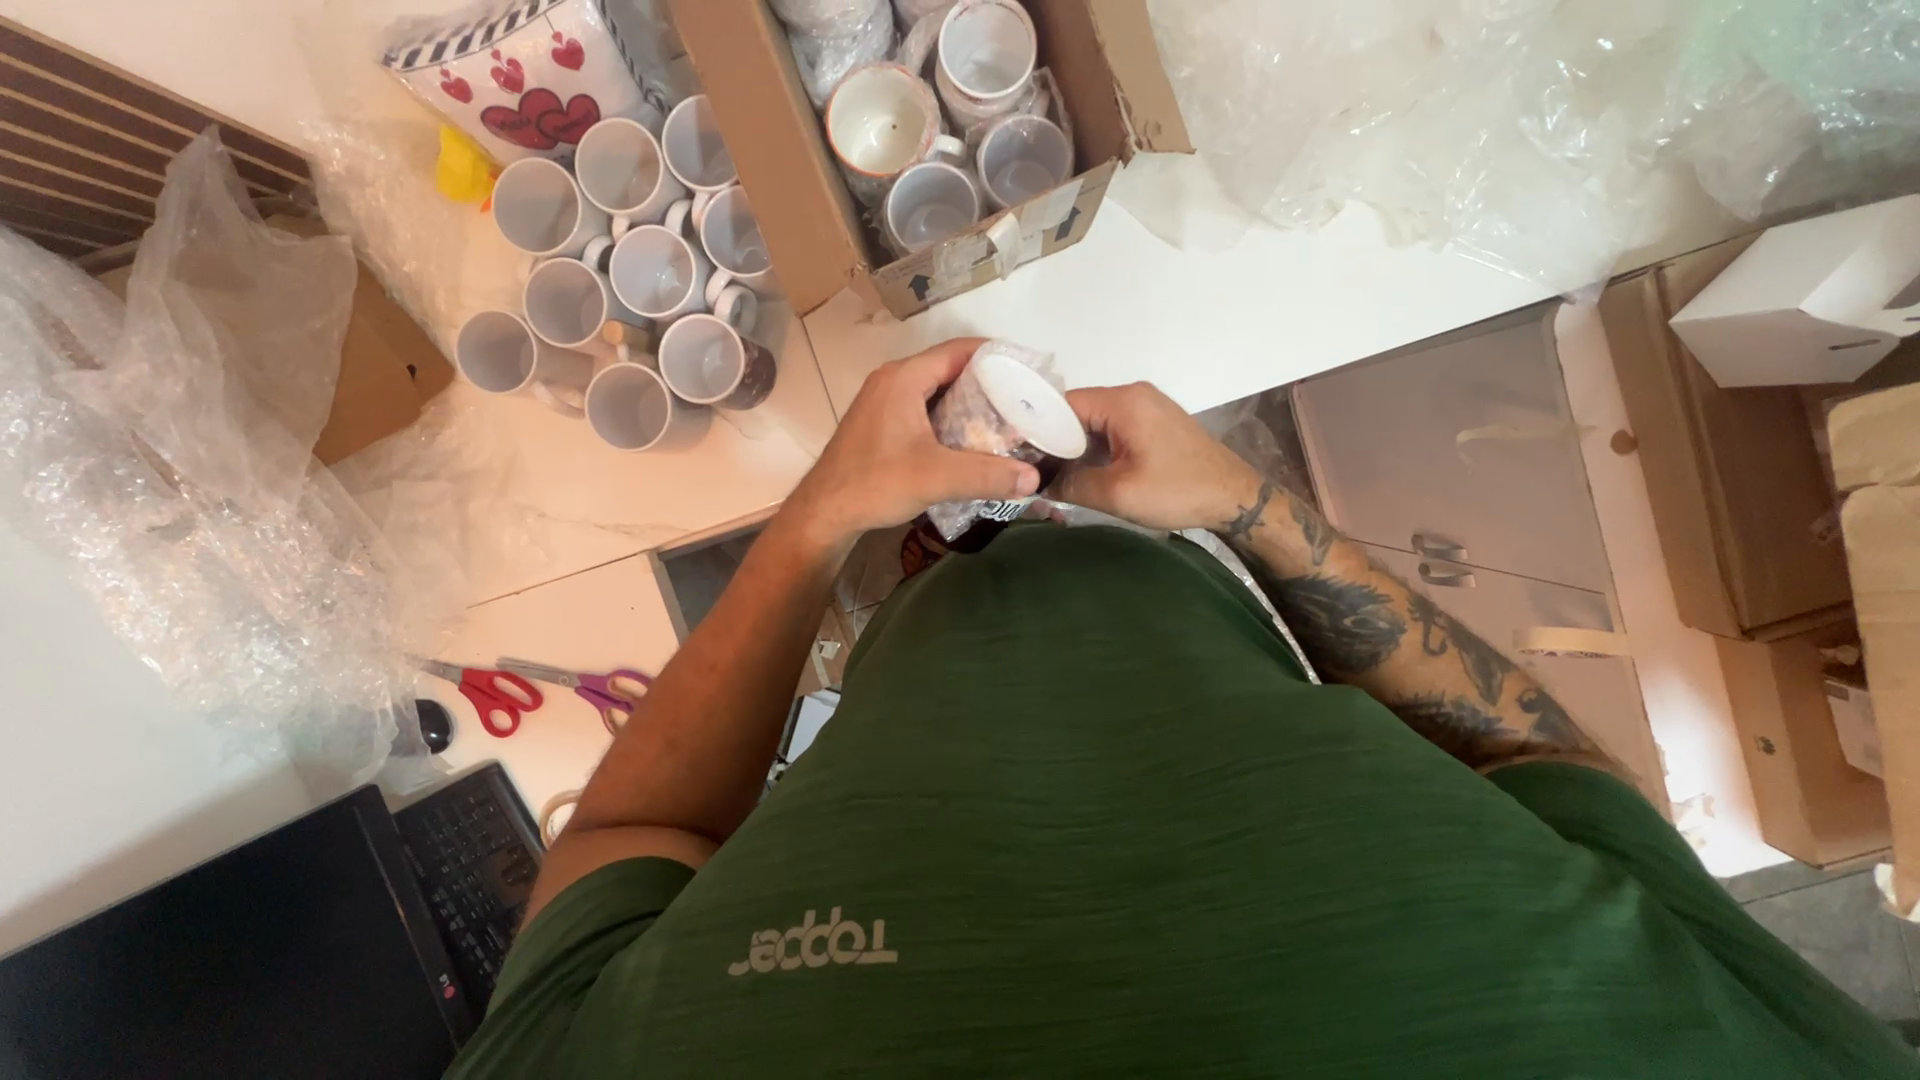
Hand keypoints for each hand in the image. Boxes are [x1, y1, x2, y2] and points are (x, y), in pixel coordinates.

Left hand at [779, 339, 1041, 551]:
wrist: (823, 513)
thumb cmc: (875, 484)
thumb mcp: (936, 478)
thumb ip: (987, 475)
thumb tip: (1034, 478)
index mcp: (904, 379)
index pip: (959, 351)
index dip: (996, 356)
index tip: (1027, 372)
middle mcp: (892, 381)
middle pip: (949, 369)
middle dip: (987, 382)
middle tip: (1021, 401)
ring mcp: (882, 403)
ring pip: (935, 391)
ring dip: (967, 403)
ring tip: (1003, 421)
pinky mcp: (879, 425)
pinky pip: (922, 409)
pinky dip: (948, 419)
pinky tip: (969, 442)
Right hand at [1052, 382, 1263, 532]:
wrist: (1234, 497)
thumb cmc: (1176, 491)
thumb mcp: (1117, 493)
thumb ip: (1071, 483)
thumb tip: (1038, 481)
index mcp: (1123, 401)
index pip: (1062, 404)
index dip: (1037, 429)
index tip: (1020, 457)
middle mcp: (1133, 394)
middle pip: (1077, 412)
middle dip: (1055, 442)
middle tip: (1034, 472)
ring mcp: (1146, 407)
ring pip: (1093, 423)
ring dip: (1076, 448)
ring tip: (1055, 476)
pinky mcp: (1154, 423)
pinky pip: (1112, 430)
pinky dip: (1096, 449)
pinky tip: (1085, 473)